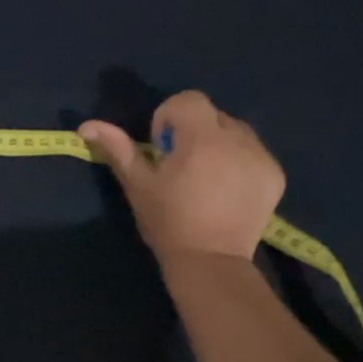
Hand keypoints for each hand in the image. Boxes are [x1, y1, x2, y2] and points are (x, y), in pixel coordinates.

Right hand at [79, 90, 284, 261]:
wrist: (210, 261)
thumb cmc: (167, 222)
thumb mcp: (137, 184)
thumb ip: (117, 148)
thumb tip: (87, 125)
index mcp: (202, 139)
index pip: (188, 100)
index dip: (169, 117)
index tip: (163, 148)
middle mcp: (238, 140)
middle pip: (212, 114)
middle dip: (194, 131)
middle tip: (182, 166)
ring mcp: (262, 157)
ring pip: (235, 131)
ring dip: (218, 144)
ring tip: (206, 178)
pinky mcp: (275, 174)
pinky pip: (254, 152)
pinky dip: (238, 162)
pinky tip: (226, 191)